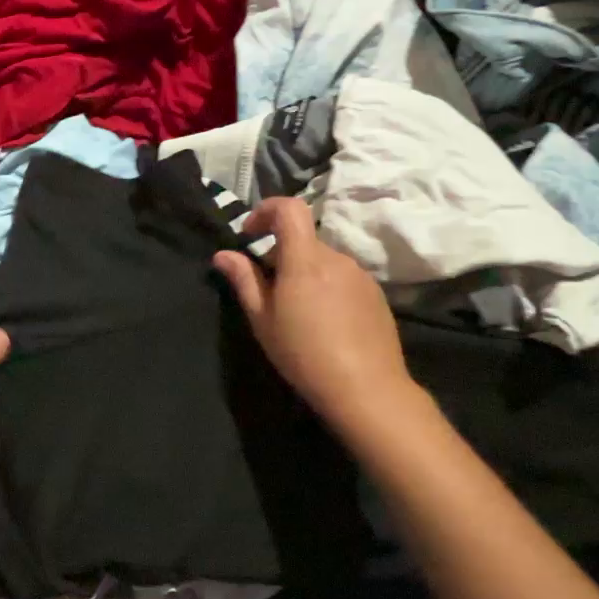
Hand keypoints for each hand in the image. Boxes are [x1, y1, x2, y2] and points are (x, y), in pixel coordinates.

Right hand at [213, 197, 421, 428]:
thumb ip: (244, 280)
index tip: (249, 234)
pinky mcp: (375, 294)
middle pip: (303, 239)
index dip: (265, 211)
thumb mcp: (262, 320)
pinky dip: (325, 286)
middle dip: (279, 253)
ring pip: (322, 260)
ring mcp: (360, 275)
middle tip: (265, 289)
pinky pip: (341, 278)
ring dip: (303, 272)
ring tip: (294, 310)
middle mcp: (336, 258)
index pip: (289, 208)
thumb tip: (224, 254)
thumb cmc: (304, 354)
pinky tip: (322, 322)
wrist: (366, 389)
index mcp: (305, 260)